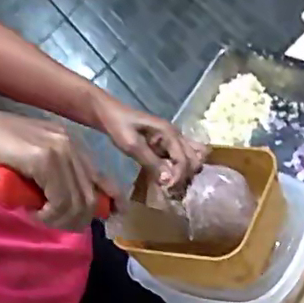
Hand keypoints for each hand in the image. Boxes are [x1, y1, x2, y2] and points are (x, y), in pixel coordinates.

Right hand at [0, 105, 114, 230]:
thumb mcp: (39, 167)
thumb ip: (63, 178)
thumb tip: (94, 206)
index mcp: (73, 143)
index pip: (104, 181)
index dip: (110, 203)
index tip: (110, 218)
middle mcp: (71, 143)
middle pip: (90, 198)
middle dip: (74, 219)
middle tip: (49, 221)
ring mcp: (60, 148)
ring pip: (77, 204)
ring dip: (58, 220)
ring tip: (37, 216)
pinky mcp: (46, 158)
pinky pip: (61, 201)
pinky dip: (48, 215)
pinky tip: (32, 212)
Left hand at [94, 97, 208, 195]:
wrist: (109, 113)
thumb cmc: (118, 126)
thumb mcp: (131, 144)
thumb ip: (151, 162)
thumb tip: (168, 181)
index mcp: (169, 133)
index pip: (184, 160)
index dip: (178, 177)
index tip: (167, 189)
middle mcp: (177, 135)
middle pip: (195, 160)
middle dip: (185, 177)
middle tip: (171, 188)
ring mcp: (175, 140)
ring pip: (194, 159)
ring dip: (187, 174)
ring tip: (173, 184)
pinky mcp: (170, 145)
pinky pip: (185, 158)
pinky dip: (183, 169)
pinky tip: (172, 177)